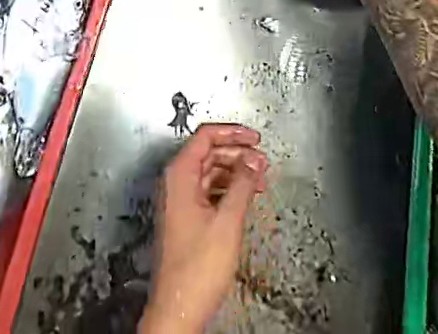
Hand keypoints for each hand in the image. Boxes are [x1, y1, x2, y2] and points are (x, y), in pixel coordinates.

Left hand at [142, 123, 267, 333]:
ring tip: (259, 178)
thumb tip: (253, 160)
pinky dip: (227, 187)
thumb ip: (242, 185)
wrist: (178, 305)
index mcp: (179, 174)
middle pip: (207, 152)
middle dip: (237, 152)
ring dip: (234, 171)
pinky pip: (207, 189)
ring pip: (209, 171)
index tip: (255, 137)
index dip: (232, 133)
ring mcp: (178, 198)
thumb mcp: (227, 221)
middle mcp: (174, 181)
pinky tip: (244, 196)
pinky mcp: (184, 215)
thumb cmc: (196, 267)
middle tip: (263, 159)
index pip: (205, 136)